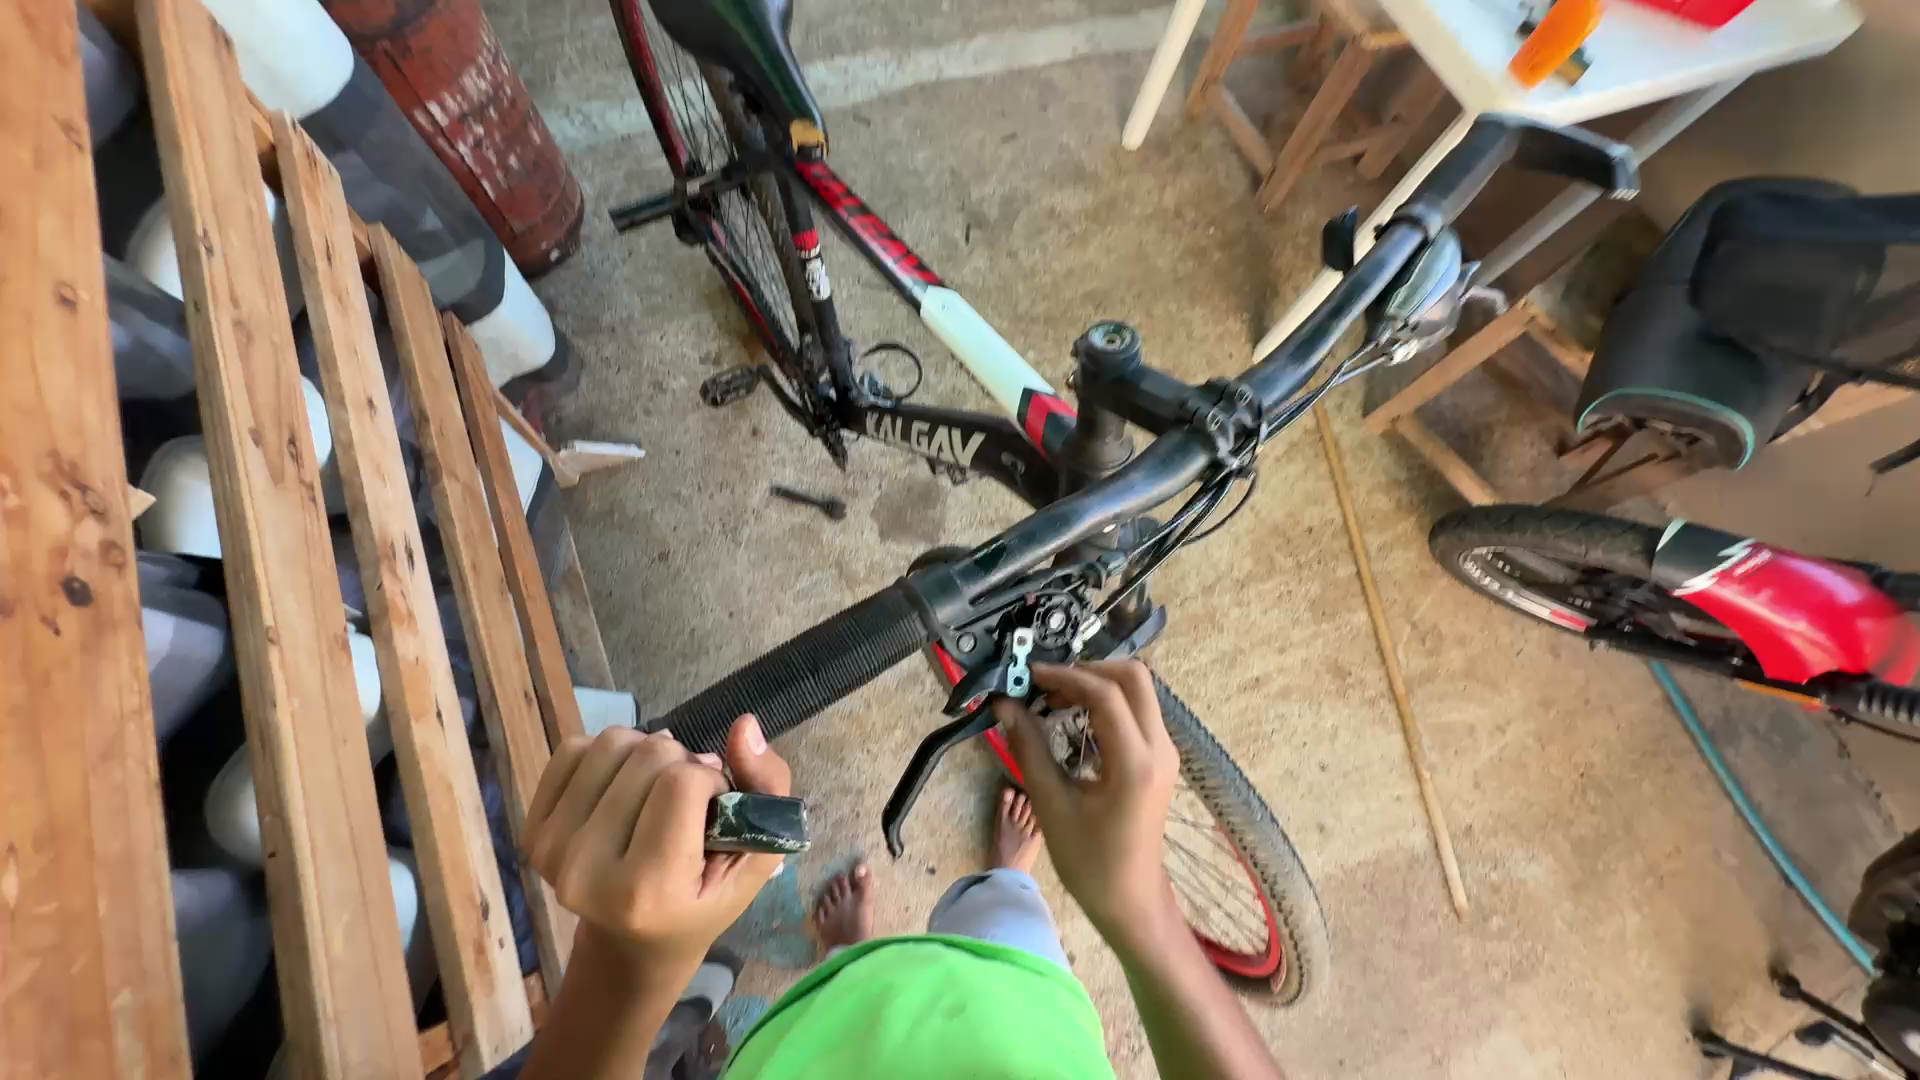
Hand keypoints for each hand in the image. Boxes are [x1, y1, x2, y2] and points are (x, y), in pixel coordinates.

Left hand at [522, 716, 790, 978]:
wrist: (631, 946)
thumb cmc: (703, 901)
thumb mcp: (758, 856)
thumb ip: (767, 788)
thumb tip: (744, 724)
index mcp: (647, 889)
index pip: (682, 782)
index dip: (712, 779)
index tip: (715, 810)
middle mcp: (586, 872)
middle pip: (648, 755)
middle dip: (681, 762)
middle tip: (686, 803)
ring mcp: (551, 850)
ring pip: (613, 742)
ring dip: (646, 753)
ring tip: (656, 790)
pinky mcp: (531, 831)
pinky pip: (575, 748)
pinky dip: (608, 754)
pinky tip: (622, 786)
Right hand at [992, 660, 1180, 936]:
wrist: (1132, 901)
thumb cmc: (1090, 862)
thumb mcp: (1052, 804)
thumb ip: (1029, 747)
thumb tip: (1003, 704)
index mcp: (1135, 763)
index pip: (1106, 694)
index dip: (1065, 676)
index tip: (1030, 676)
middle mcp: (1159, 748)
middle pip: (1134, 678)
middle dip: (1087, 670)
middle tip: (1047, 685)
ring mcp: (1164, 751)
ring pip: (1138, 690)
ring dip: (1096, 684)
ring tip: (1055, 700)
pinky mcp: (1160, 757)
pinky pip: (1137, 709)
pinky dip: (1106, 701)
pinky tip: (1074, 719)